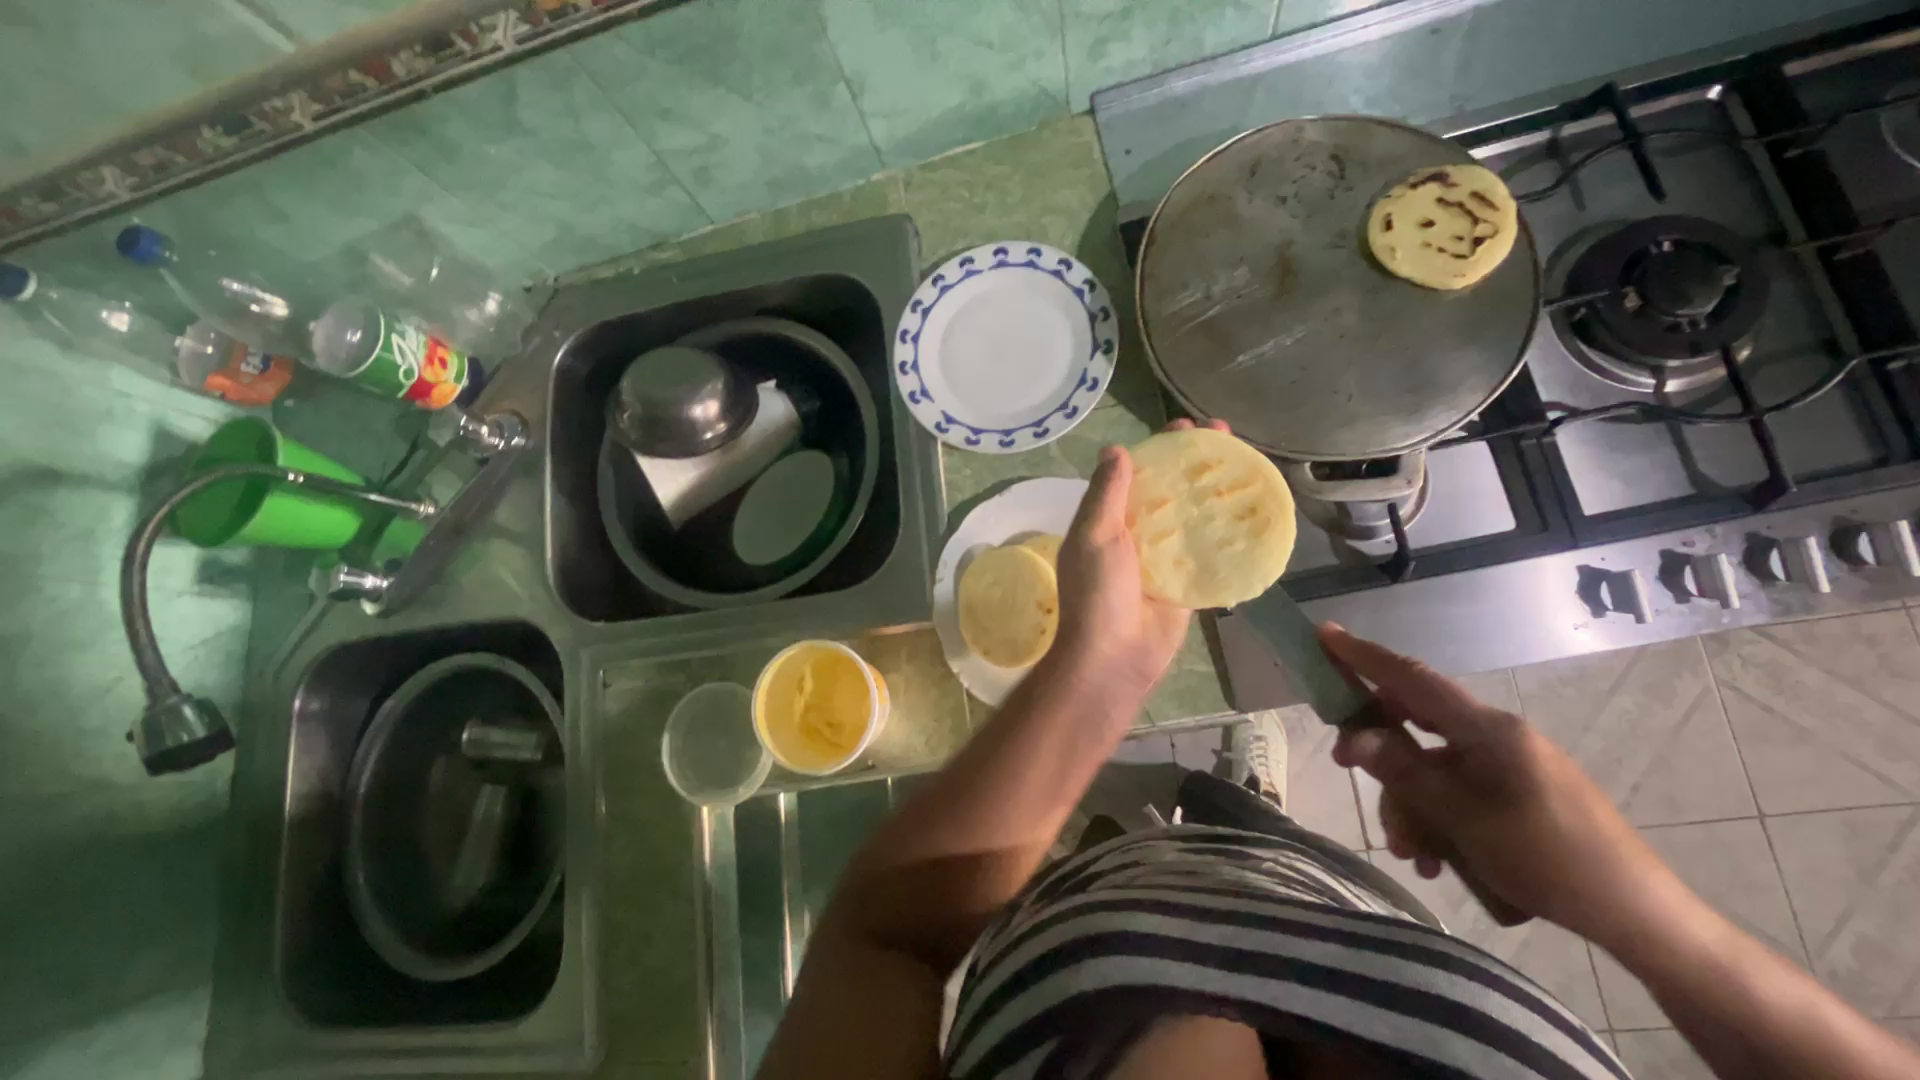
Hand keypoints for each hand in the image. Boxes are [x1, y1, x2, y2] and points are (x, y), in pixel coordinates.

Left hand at [1050, 418, 1225, 696]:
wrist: (1114, 657)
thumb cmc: (1098, 593)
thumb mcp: (1095, 534)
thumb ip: (1107, 493)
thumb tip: (1116, 450)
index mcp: (1107, 520)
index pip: (1135, 472)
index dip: (1160, 447)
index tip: (1186, 426)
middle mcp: (1134, 535)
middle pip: (1168, 489)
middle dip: (1194, 463)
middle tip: (1226, 438)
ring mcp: (1161, 560)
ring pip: (1190, 517)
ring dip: (1213, 493)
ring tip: (1247, 466)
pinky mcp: (1184, 585)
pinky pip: (1207, 553)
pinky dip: (1225, 534)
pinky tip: (1253, 513)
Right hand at [1322, 624, 1679, 943]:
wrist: (1634, 910)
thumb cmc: (1546, 856)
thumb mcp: (1462, 817)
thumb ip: (1403, 771)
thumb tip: (1354, 735)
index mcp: (1486, 728)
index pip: (1411, 678)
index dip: (1364, 656)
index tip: (1325, 635)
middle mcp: (1495, 735)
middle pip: (1414, 728)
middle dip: (1382, 760)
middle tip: (1347, 772)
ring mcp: (1507, 764)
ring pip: (1432, 768)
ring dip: (1410, 806)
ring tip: (1412, 854)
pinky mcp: (1516, 791)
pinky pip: (1457, 791)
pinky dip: (1437, 818)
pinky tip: (1437, 859)